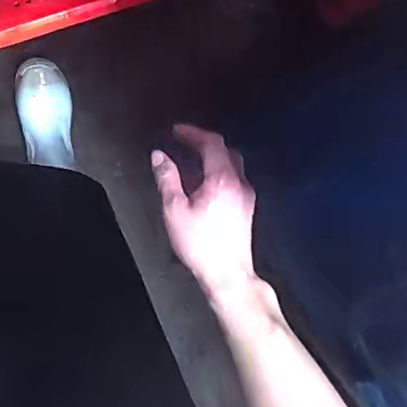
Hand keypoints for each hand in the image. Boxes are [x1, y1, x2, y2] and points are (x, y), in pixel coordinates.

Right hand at [152, 124, 258, 301]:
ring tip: (192, 159)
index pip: (211, 142)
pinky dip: (218, 171)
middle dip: (203, 141)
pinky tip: (204, 183)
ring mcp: (246, 196)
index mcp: (221, 180)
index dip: (193, 132)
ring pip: (231, 163)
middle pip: (224, 150)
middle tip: (185, 141)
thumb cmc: (202, 246)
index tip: (178, 130)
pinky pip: (234, 178)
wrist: (228, 276)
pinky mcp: (246, 207)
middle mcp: (238, 184)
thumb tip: (159, 157)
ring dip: (212, 156)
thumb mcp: (174, 209)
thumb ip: (167, 178)